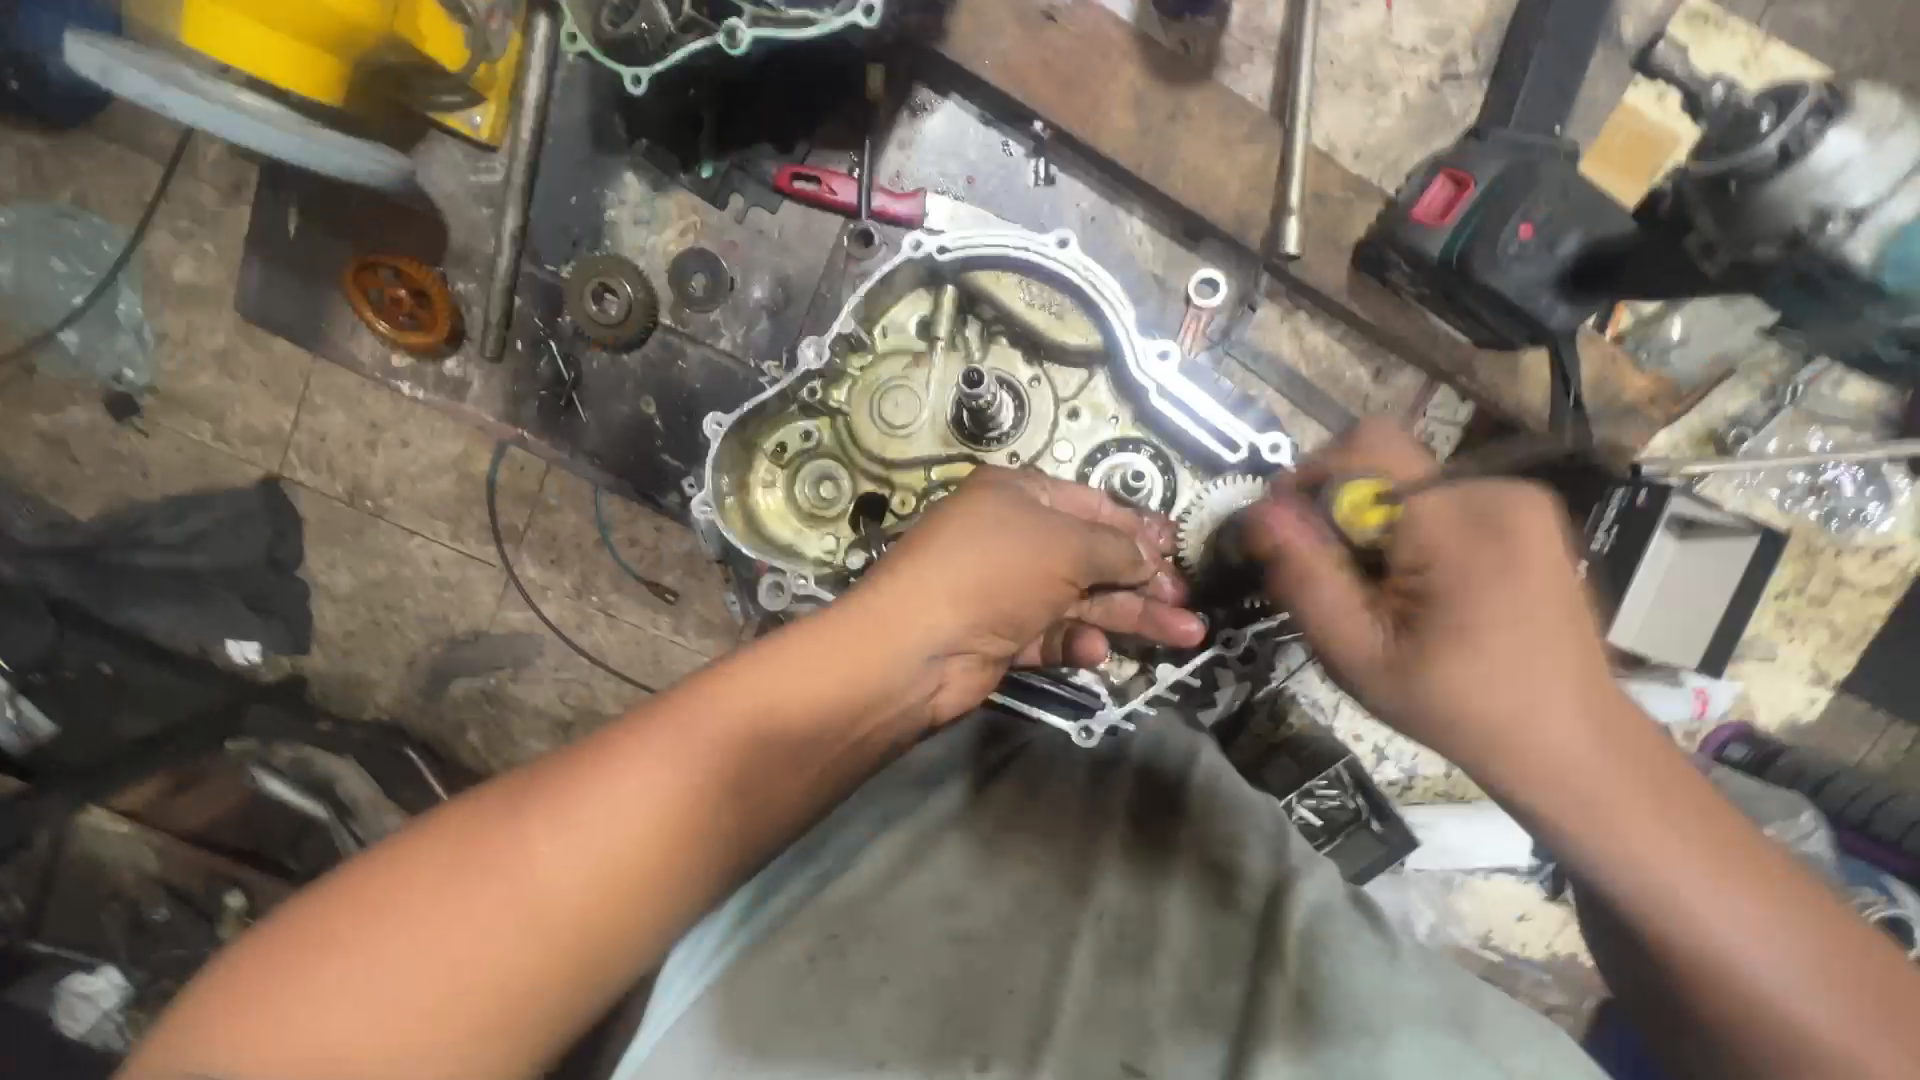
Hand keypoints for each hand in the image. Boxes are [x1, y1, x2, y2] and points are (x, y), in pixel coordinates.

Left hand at [849, 467, 1206, 724]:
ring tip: (1187, 635)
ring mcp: (1006, 589)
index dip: (1137, 527)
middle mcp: (1012, 537)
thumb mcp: (1065, 545)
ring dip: (1130, 617)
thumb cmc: (994, 572)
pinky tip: (1096, 653)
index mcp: (1019, 494)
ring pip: (1081, 600)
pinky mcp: (1001, 635)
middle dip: (1143, 579)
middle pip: (1091, 556)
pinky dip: (1077, 643)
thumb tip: (1151, 556)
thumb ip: (1116, 549)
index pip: (1092, 504)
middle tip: (1188, 601)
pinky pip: (1051, 634)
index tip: (1177, 549)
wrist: (916, 645)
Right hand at [1241, 420, 1623, 780]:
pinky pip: (1439, 500)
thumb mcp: (1359, 655)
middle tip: (1335, 581)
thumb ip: (1306, 578)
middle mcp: (1496, 490)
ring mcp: (1520, 501)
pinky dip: (1409, 533)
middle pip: (1381, 466)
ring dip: (1372, 527)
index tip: (1292, 535)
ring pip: (1405, 485)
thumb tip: (1257, 513)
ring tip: (1380, 596)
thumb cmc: (1458, 707)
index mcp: (1459, 521)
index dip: (1311, 476)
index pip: (1365, 445)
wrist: (1571, 741)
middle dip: (1340, 514)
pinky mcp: (1528, 516)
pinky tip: (1418, 590)